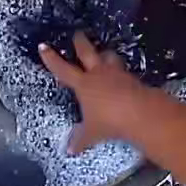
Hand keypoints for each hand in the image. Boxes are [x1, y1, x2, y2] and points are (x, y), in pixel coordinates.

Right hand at [38, 32, 157, 152]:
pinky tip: (120, 78)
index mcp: (83, 84)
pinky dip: (119, 72)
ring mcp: (118, 74)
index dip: (51, 58)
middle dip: (80, 42)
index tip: (44, 46)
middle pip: (87, 52)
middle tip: (77, 35)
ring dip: (104, 54)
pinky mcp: (133, 79)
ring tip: (102, 54)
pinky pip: (123, 71)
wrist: (141, 113)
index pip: (62, 69)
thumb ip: (81, 140)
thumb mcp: (92, 132)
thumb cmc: (110, 121)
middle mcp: (99, 74)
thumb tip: (69, 150)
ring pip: (108, 57)